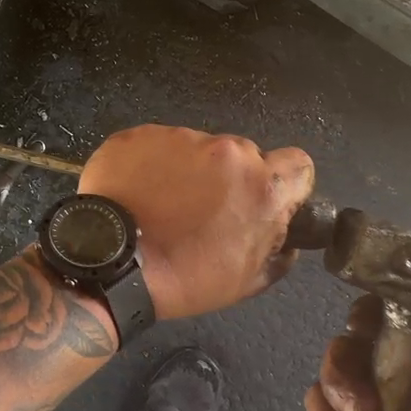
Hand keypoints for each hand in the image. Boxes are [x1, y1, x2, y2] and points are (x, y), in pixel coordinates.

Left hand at [78, 124, 313, 319]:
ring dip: (189, 168)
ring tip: (165, 202)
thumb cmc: (185, 276)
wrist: (114, 260)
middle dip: (230, 176)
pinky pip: (158, 144)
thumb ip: (278, 248)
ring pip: (197, 147)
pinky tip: (140, 191)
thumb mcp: (249, 277)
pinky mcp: (141, 133)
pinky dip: (153, 162)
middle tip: (204, 208)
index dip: (283, 181)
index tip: (263, 196)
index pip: (297, 164)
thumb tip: (284, 234)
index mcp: (261, 185)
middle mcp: (226, 151)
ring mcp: (180, 137)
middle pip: (243, 154)